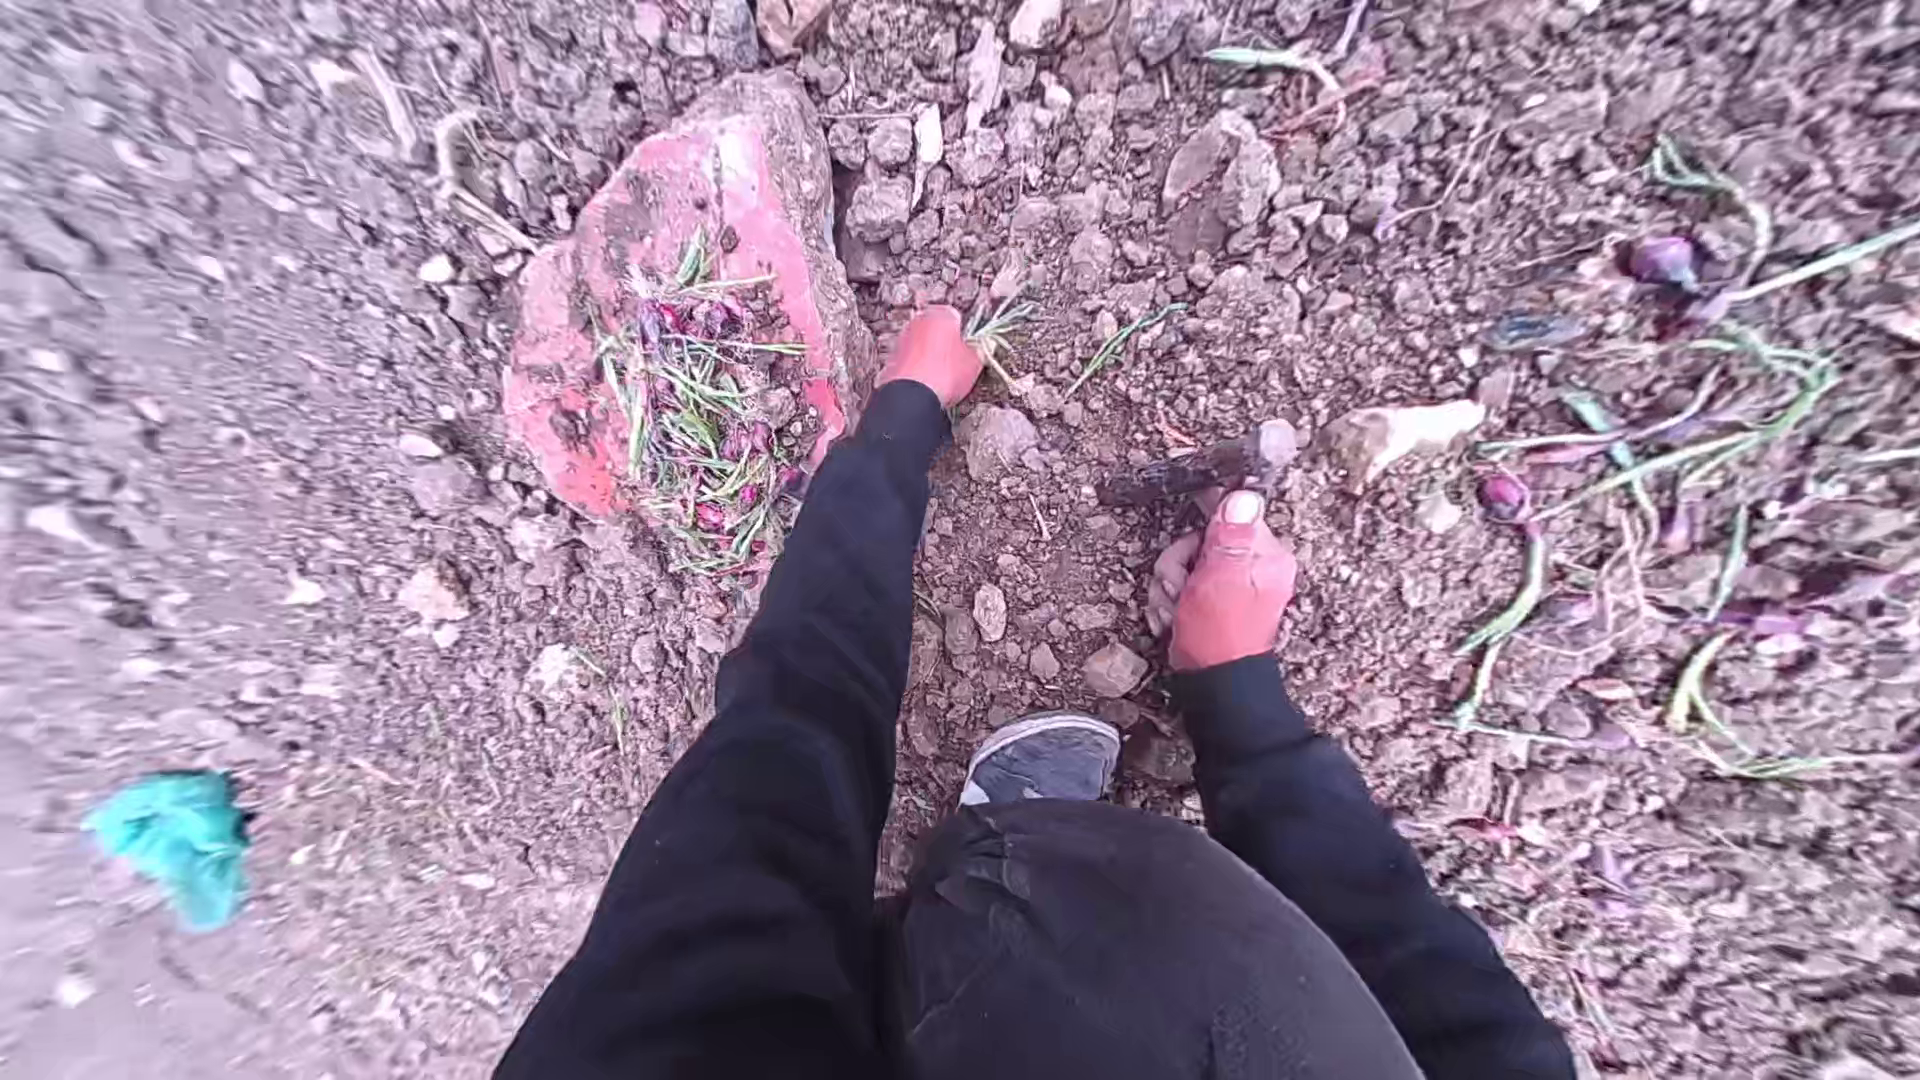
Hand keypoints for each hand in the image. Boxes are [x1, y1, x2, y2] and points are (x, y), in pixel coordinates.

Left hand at [876, 306, 981, 407]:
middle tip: (957, 365)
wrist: (912, 395)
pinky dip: (917, 370)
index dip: (966, 336)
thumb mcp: (974, 362)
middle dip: (946, 345)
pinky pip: (910, 362)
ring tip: (942, 379)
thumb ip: (981, 349)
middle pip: (937, 331)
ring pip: (922, 346)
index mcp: (941, 314)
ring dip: (930, 358)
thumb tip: (984, 346)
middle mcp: (918, 321)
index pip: (958, 318)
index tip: (970, 351)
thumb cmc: (945, 373)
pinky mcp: (891, 359)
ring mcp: (902, 340)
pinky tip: (926, 385)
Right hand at [1152, 490, 1297, 671]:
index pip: (1230, 515)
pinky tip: (1174, 616)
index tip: (1192, 553)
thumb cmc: (1218, 635)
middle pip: (1200, 539)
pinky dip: (1171, 599)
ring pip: (1184, 561)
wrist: (1213, 681)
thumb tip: (1243, 496)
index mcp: (1265, 555)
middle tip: (1180, 588)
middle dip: (1178, 564)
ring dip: (1170, 584)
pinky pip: (1181, 581)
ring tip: (1176, 607)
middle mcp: (1251, 565)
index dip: (1203, 528)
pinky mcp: (1211, 597)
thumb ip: (1231, 536)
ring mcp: (1230, 582)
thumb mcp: (1221, 579)